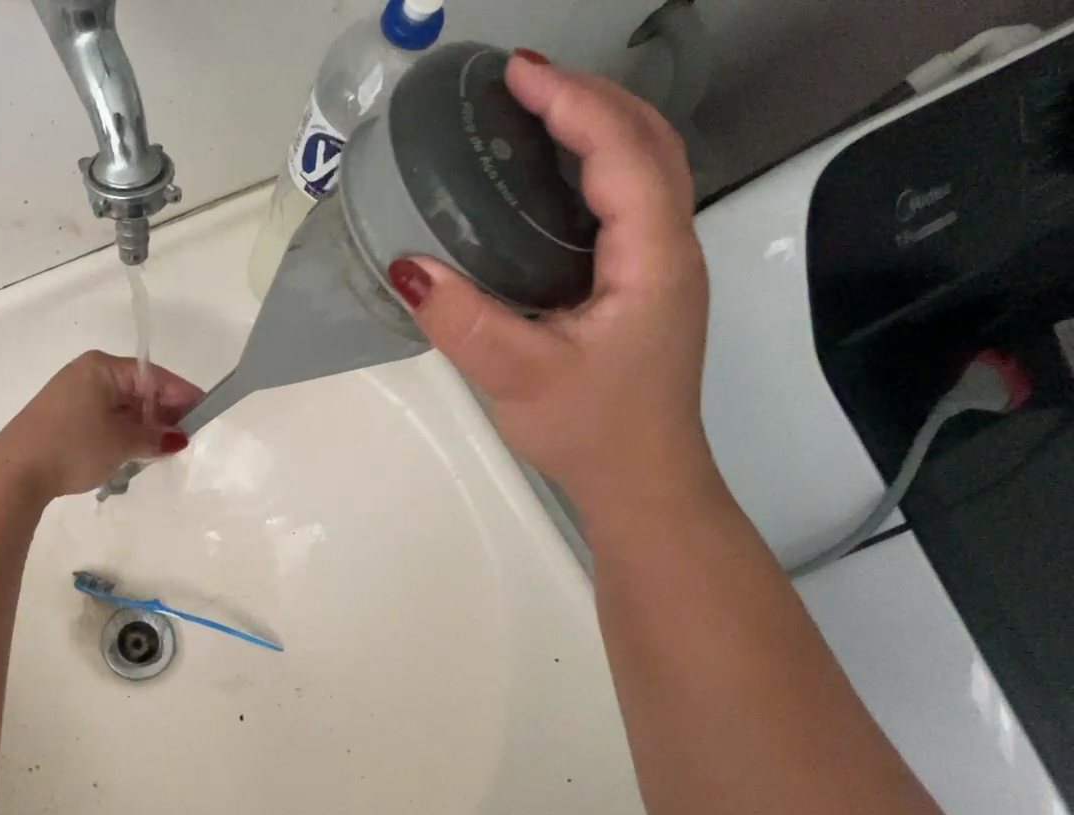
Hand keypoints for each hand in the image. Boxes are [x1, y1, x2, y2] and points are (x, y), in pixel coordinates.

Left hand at [0, 350, 203, 500]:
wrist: (14, 472)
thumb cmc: (72, 447)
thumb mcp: (121, 443)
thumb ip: (154, 436)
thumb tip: (178, 437)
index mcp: (102, 368)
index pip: (153, 376)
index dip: (182, 395)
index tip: (205, 414)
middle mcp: (86, 374)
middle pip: (137, 390)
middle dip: (161, 415)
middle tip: (184, 439)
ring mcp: (71, 397)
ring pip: (119, 408)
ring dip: (140, 428)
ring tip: (159, 452)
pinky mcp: (61, 420)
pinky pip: (102, 421)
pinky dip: (120, 435)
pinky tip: (130, 455)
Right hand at [386, 53, 717, 520]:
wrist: (639, 480)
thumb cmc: (590, 429)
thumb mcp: (517, 375)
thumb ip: (462, 320)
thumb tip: (405, 266)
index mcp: (652, 258)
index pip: (623, 153)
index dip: (573, 104)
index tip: (517, 75)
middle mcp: (669, 247)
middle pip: (648, 142)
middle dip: (589, 98)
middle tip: (521, 84)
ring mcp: (661, 265)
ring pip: (644, 168)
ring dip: (597, 126)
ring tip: (534, 113)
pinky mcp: (641, 285)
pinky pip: (626, 201)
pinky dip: (593, 166)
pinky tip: (547, 179)